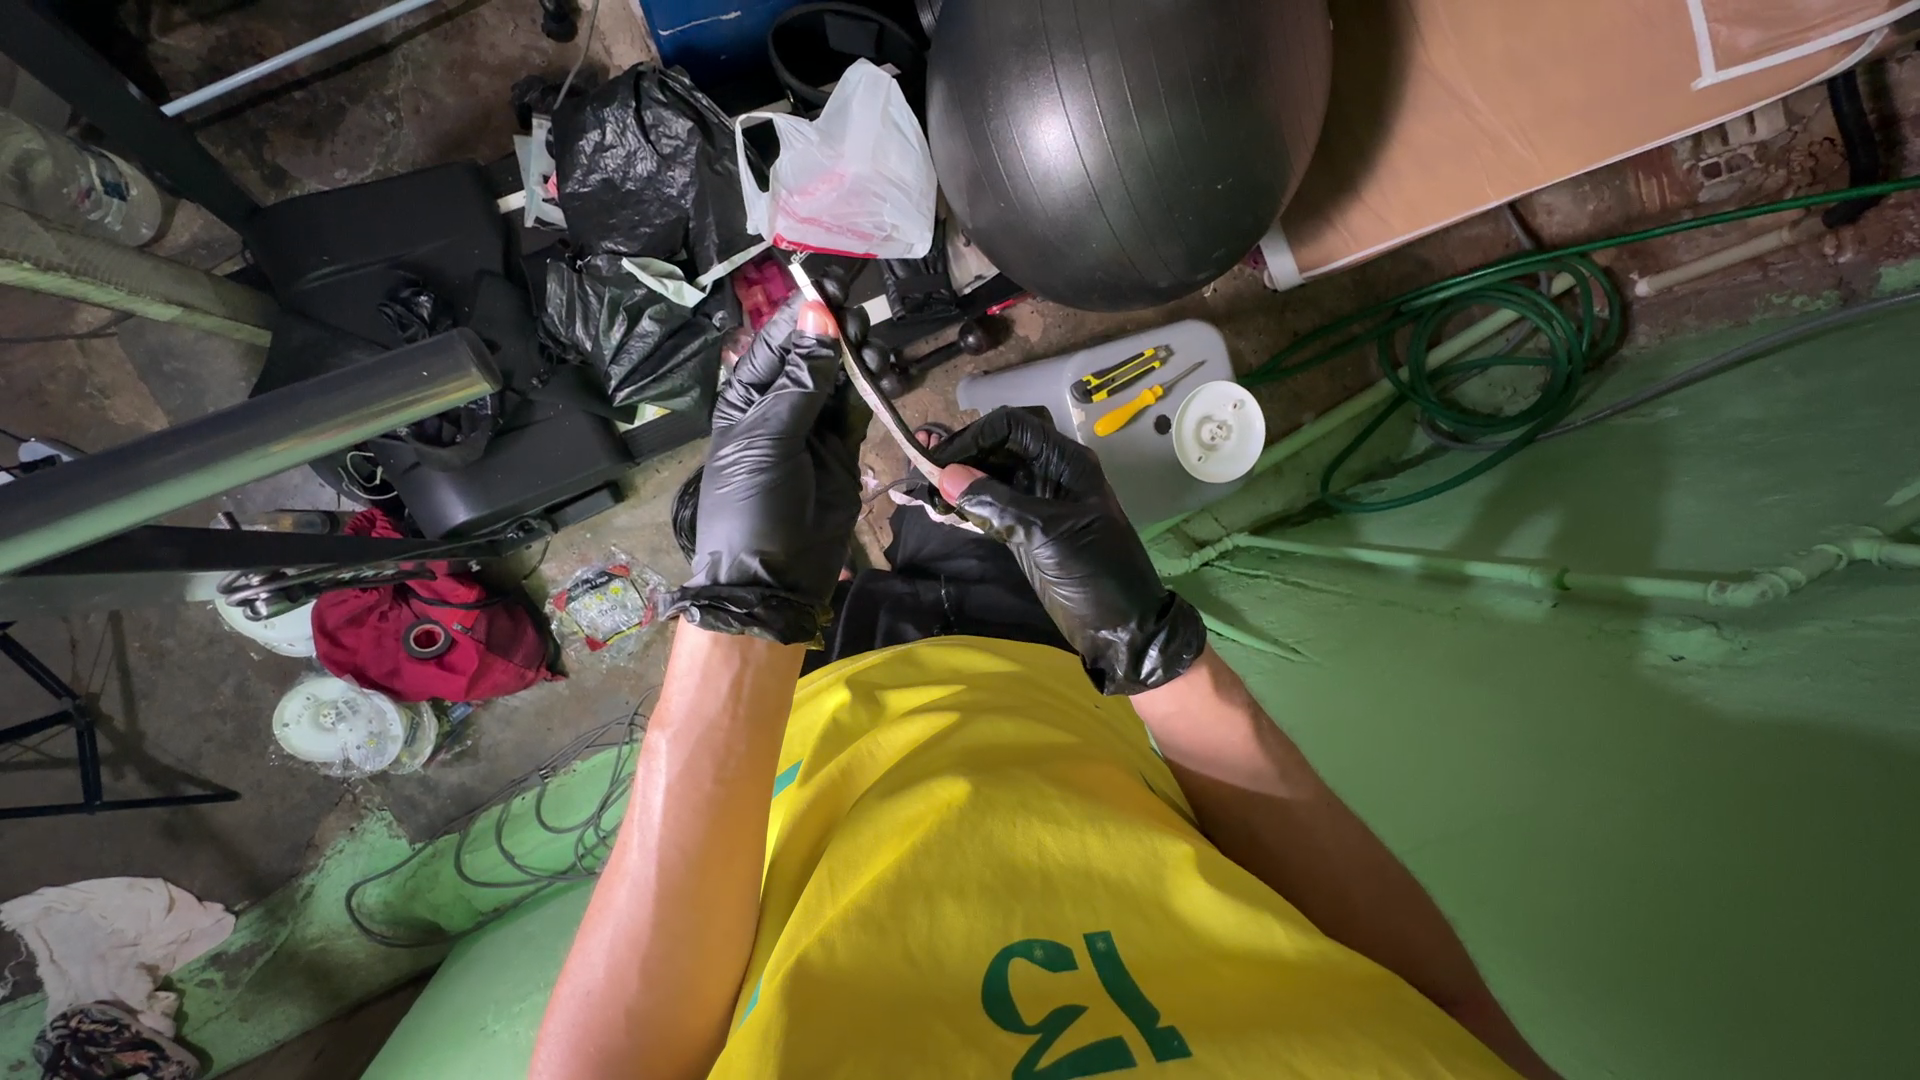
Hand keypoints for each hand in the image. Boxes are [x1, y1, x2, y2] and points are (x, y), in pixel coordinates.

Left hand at [671, 299, 867, 643]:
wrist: (774, 574)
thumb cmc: (754, 503)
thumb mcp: (770, 436)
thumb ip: (802, 380)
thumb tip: (819, 315)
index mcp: (748, 396)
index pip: (777, 340)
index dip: (803, 313)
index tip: (833, 287)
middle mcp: (781, 404)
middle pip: (812, 354)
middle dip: (834, 332)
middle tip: (861, 319)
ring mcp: (814, 427)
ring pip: (840, 379)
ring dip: (857, 359)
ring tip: (875, 347)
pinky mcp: (843, 449)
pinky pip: (859, 409)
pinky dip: (871, 390)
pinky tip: (883, 372)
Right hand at [931, 407, 1205, 693]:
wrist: (1122, 630)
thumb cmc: (1094, 574)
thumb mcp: (1044, 534)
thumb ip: (996, 502)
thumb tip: (946, 475)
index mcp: (1065, 462)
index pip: (1011, 427)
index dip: (973, 438)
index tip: (939, 462)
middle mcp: (1050, 474)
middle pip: (998, 448)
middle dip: (960, 456)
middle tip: (921, 472)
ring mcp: (1037, 503)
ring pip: (991, 478)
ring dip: (958, 482)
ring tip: (923, 493)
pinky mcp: (1026, 531)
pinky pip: (991, 508)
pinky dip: (966, 507)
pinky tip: (941, 510)